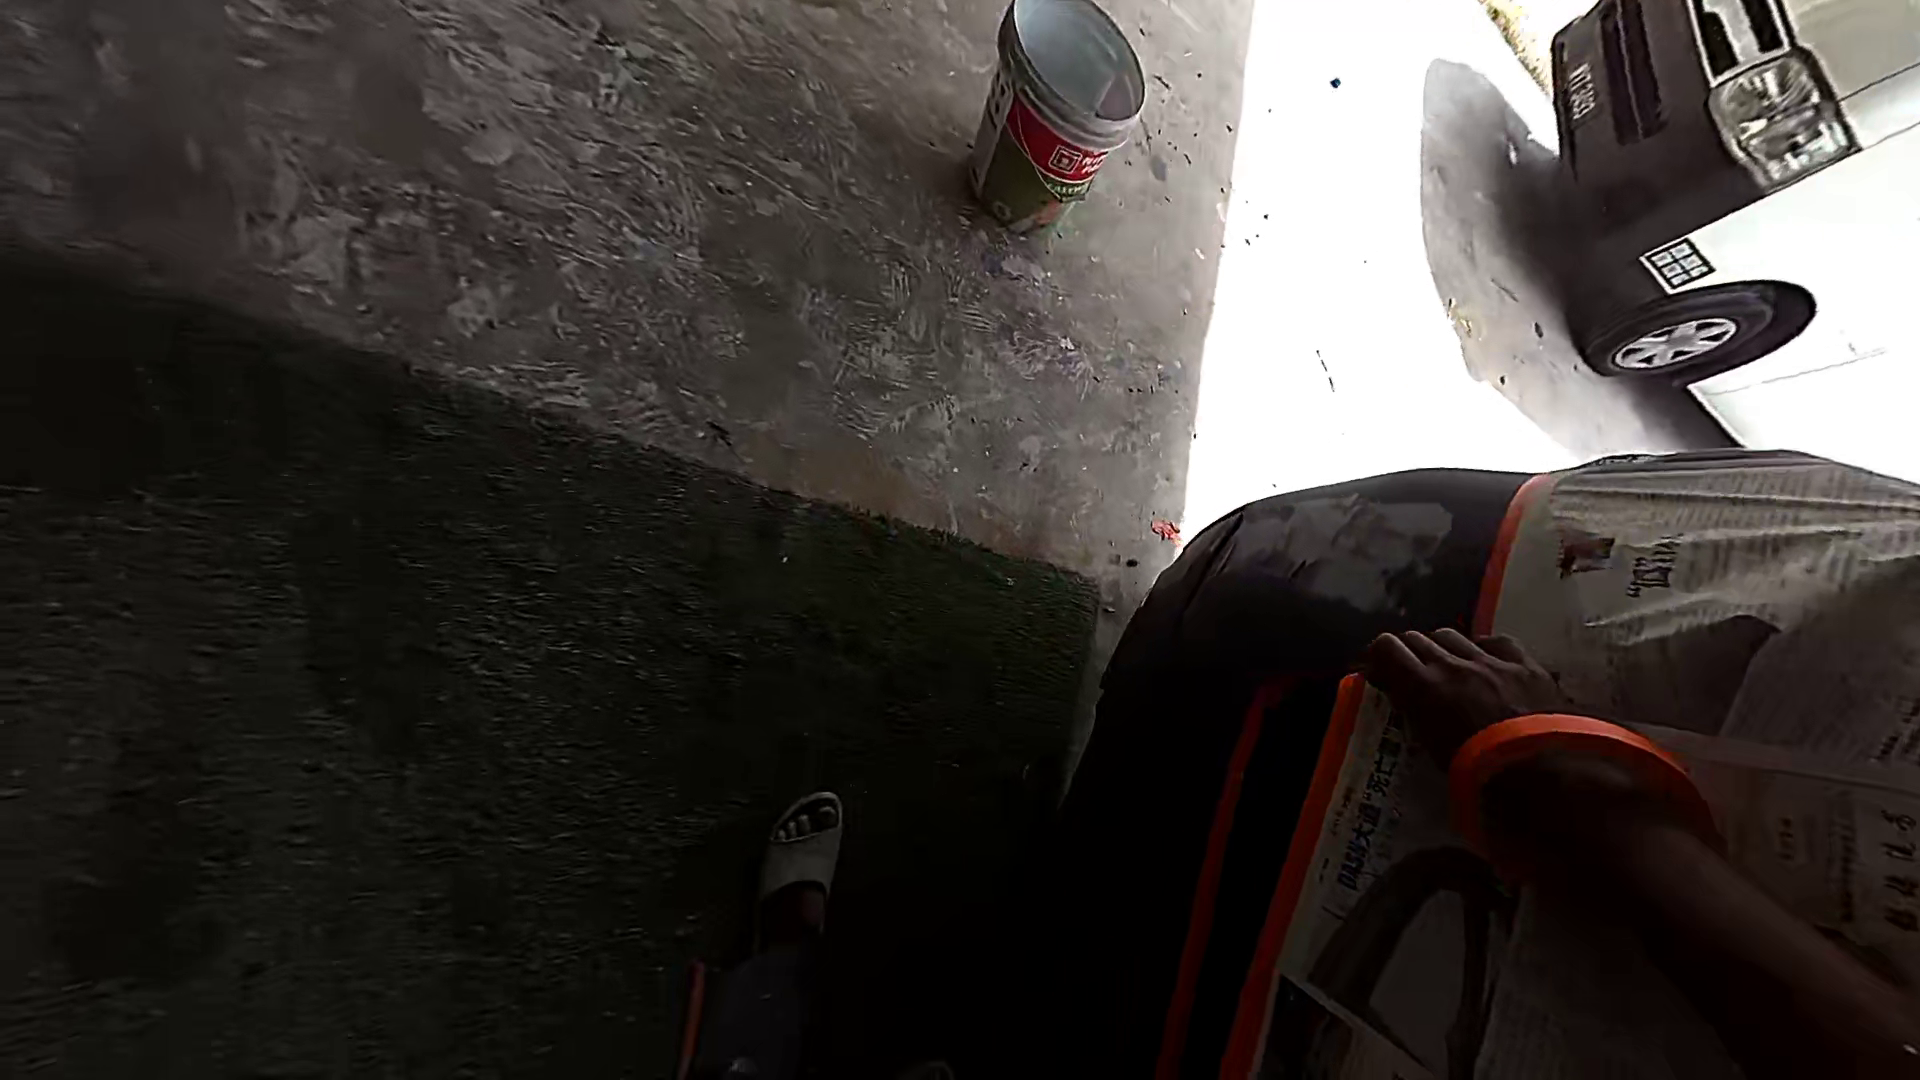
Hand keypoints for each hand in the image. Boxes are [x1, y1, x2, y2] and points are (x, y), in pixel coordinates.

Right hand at [1362, 630, 1570, 762]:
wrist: (1547, 772)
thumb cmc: (1477, 767)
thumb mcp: (1428, 738)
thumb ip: (1408, 704)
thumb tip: (1393, 686)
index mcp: (1421, 683)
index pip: (1385, 645)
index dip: (1378, 654)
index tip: (1378, 670)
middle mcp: (1451, 664)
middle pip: (1415, 637)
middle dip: (1406, 651)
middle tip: (1409, 670)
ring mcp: (1489, 661)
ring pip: (1450, 634)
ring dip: (1440, 647)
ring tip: (1446, 665)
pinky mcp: (1525, 665)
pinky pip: (1495, 642)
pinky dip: (1482, 648)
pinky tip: (1485, 661)